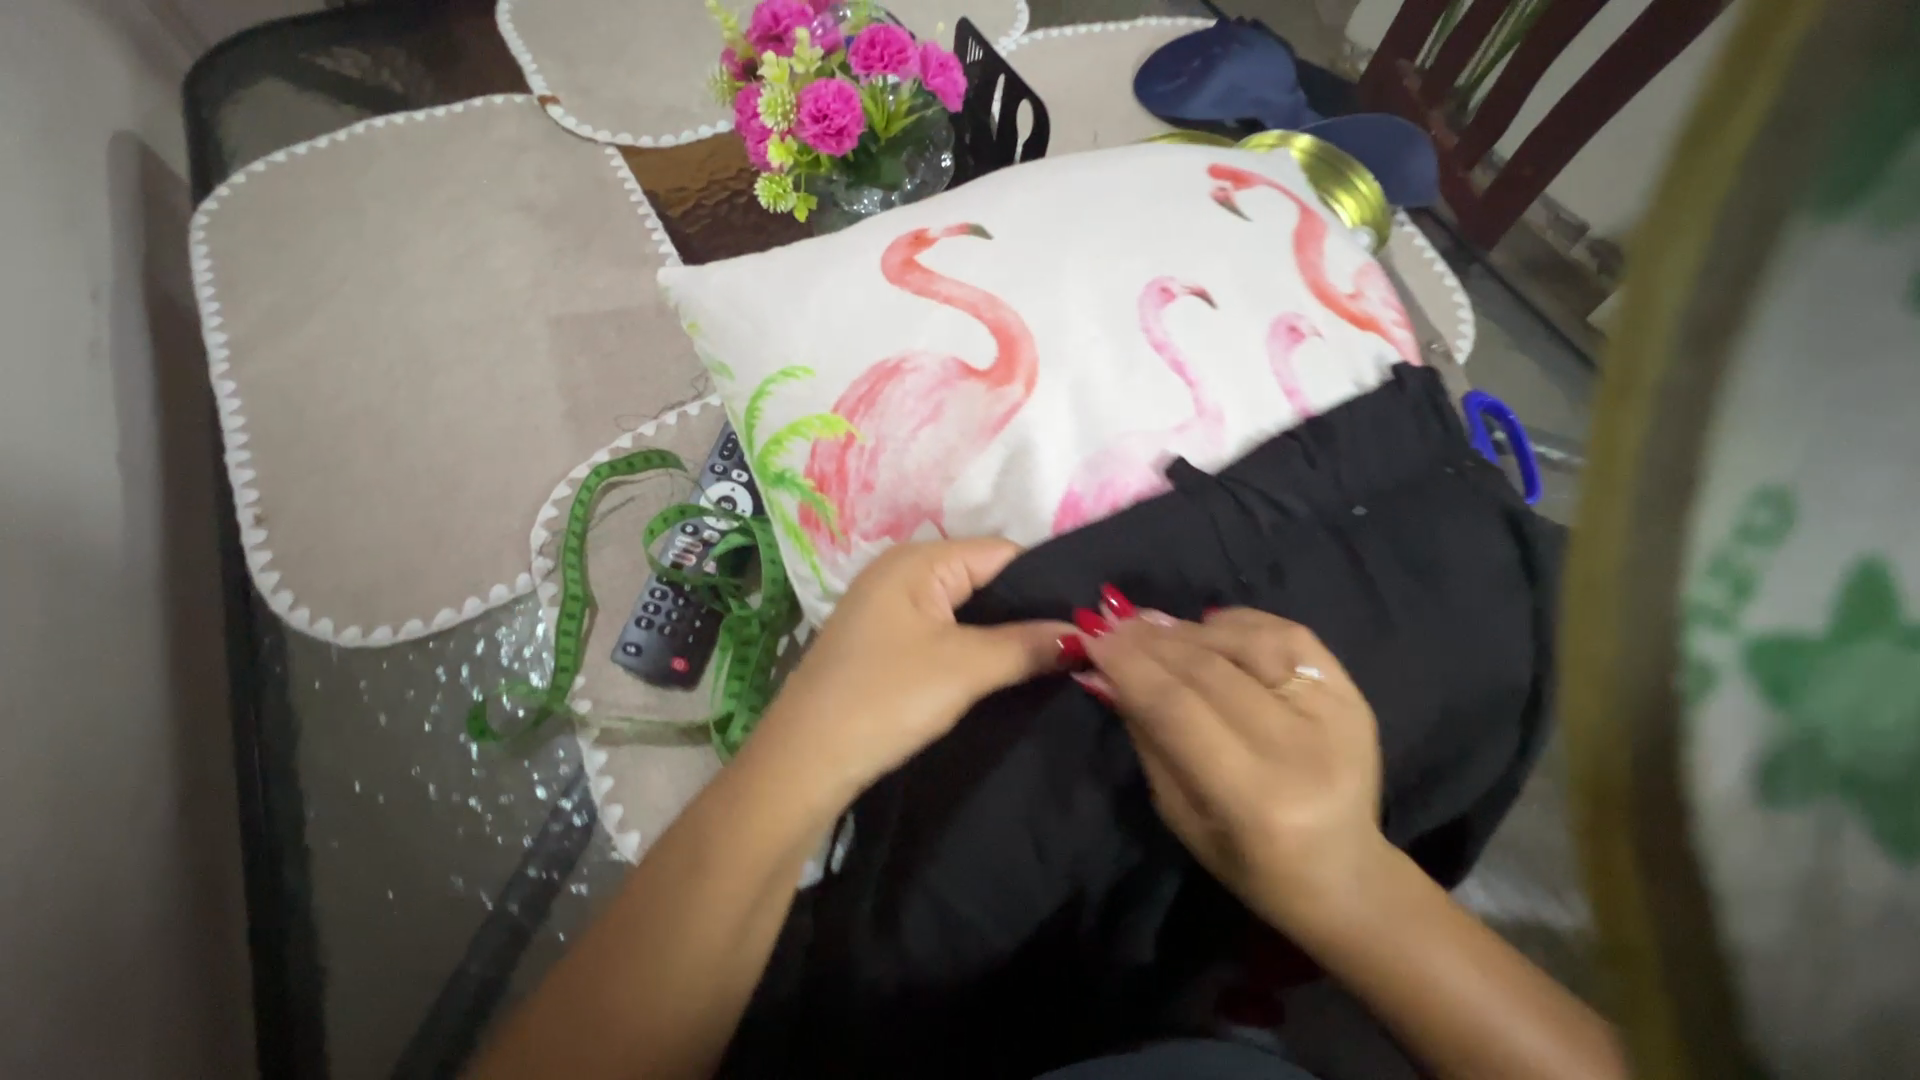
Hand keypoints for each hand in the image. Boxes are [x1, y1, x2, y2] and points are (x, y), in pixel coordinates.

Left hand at [749, 539, 1075, 801]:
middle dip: (1026, 610)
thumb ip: (1028, 646)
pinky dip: (972, 647)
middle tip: (1076, 645)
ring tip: (1048, 660)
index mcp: (917, 559)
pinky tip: (1000, 672)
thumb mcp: (966, 668)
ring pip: (964, 608)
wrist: (805, 760)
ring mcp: (887, 607)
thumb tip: (1084, 634)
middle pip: (984, 578)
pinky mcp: (882, 641)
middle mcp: (900, 570)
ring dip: (1001, 633)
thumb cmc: (886, 698)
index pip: (1003, 553)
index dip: (1047, 583)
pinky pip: (942, 630)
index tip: (1087, 621)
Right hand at [1079, 606, 1389, 930]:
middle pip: (1208, 670)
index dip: (1129, 667)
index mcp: (1253, 796)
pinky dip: (1239, 622)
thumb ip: (1146, 736)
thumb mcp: (1179, 811)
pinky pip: (1289, 634)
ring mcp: (1334, 713)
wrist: (1342, 873)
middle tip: (1111, 623)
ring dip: (1189, 628)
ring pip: (1248, 642)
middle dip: (1150, 641)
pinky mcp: (1352, 693)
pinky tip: (1205, 624)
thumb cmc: (1247, 859)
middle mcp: (1299, 747)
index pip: (1176, 708)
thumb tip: (1104, 672)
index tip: (1092, 640)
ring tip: (1149, 624)